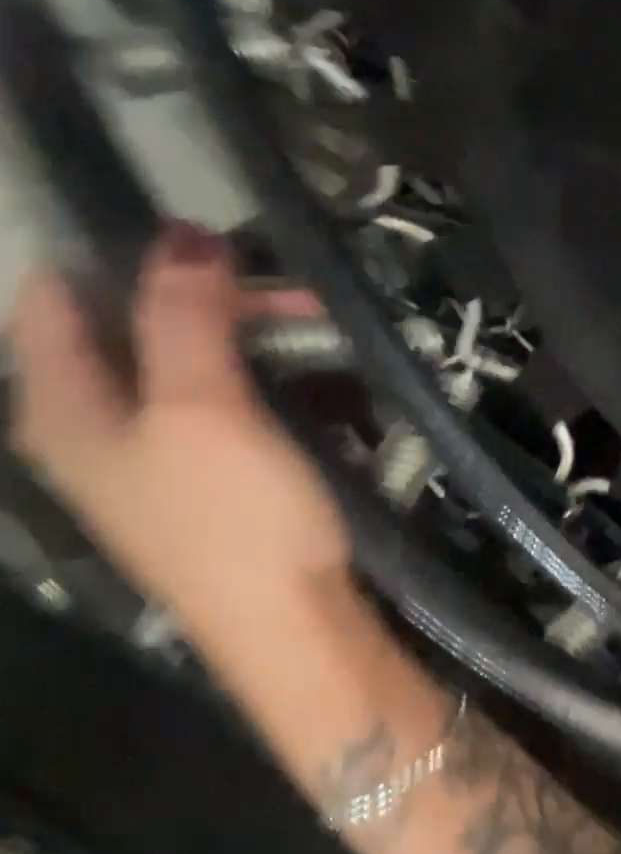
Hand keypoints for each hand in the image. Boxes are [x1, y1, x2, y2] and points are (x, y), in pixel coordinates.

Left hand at [9, 225, 347, 634]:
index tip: (224, 249)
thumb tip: (185, 232)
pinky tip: (314, 393)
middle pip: (135, 331)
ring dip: (252, 346)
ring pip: (188, 371)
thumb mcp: (204, 409)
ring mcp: (150, 460)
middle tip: (306, 303)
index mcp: (60, 403)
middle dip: (215, 305)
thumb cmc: (234, 515)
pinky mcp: (205, 485)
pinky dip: (263, 388)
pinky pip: (222, 410)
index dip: (130, 258)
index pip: (62, 296)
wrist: (286, 621)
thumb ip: (184, 320)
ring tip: (325, 344)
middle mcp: (90, 426)